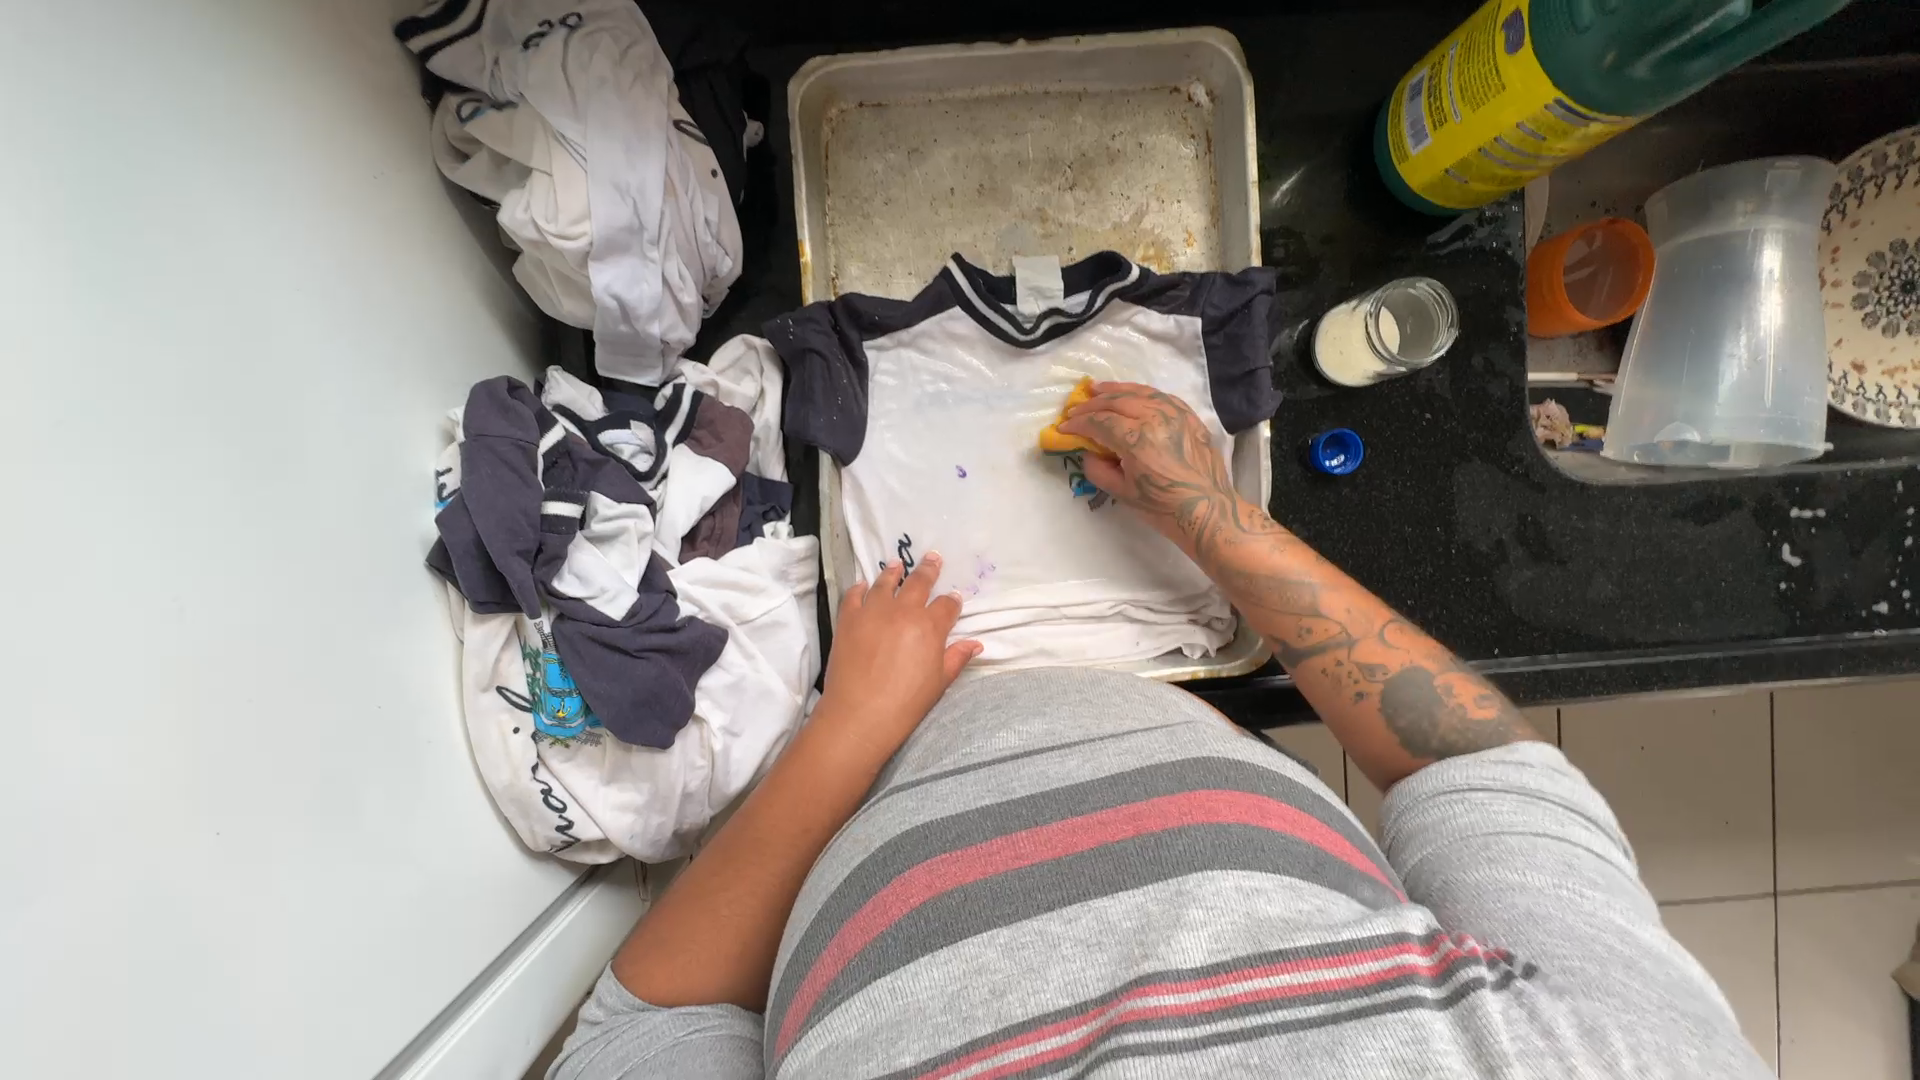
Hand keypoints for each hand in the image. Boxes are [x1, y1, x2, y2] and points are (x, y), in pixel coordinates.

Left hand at [815, 553, 981, 758]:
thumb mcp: (939, 682)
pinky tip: (863, 586)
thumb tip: (975, 644)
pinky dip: (860, 588)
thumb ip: (956, 658)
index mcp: (930, 627)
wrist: (859, 715)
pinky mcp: (848, 619)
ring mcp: (873, 612)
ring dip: (893, 572)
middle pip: (919, 583)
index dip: (953, 602)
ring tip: (897, 565)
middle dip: (929, 570)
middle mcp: (903, 611)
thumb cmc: (906, 703)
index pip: (947, 606)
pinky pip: (854, 595)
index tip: (955, 599)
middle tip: (933, 558)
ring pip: (885, 583)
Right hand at [1056, 382, 1243, 551]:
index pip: (1100, 422)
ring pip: (1139, 392)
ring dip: (1115, 390)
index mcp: (1136, 439)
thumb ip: (1097, 469)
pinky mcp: (1189, 416)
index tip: (1064, 427)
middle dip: (1092, 404)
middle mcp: (1156, 418)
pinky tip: (1131, 394)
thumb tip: (1089, 451)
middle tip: (1076, 408)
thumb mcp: (1121, 493)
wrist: (1206, 509)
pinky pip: (1161, 396)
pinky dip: (1141, 392)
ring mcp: (1175, 413)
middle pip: (1117, 401)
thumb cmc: (1162, 507)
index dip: (1078, 423)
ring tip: (1097, 389)